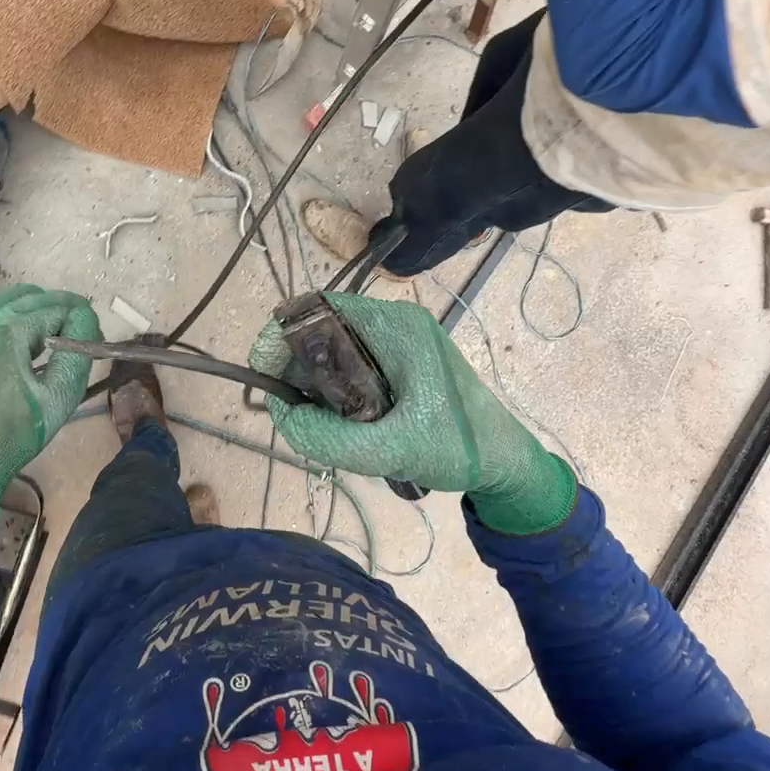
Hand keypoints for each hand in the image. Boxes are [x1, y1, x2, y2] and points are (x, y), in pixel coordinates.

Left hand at [0, 285, 100, 559]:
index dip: (80, 317)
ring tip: (57, 329)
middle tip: (82, 326)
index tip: (95, 333)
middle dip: (61, 307)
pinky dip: (13, 315)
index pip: (56, 309)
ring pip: (9, 300)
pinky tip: (27, 336)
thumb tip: (85, 318)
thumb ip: (77, 352)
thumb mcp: (60, 395)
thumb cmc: (18, 431)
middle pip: (32, 298)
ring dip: (37, 308)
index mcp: (8, 333)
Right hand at [249, 293, 576, 533]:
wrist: (508, 462)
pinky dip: (335, 391)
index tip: (261, 372)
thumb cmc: (459, 449)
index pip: (321, 308)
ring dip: (316, 383)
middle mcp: (394, 323)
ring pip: (334, 350)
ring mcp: (398, 341)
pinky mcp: (400, 361)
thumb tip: (282, 415)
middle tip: (289, 410)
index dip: (282, 335)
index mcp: (396, 327)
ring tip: (319, 422)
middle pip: (323, 328)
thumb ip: (331, 437)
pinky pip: (351, 365)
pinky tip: (342, 423)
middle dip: (296, 367)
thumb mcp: (392, 449)